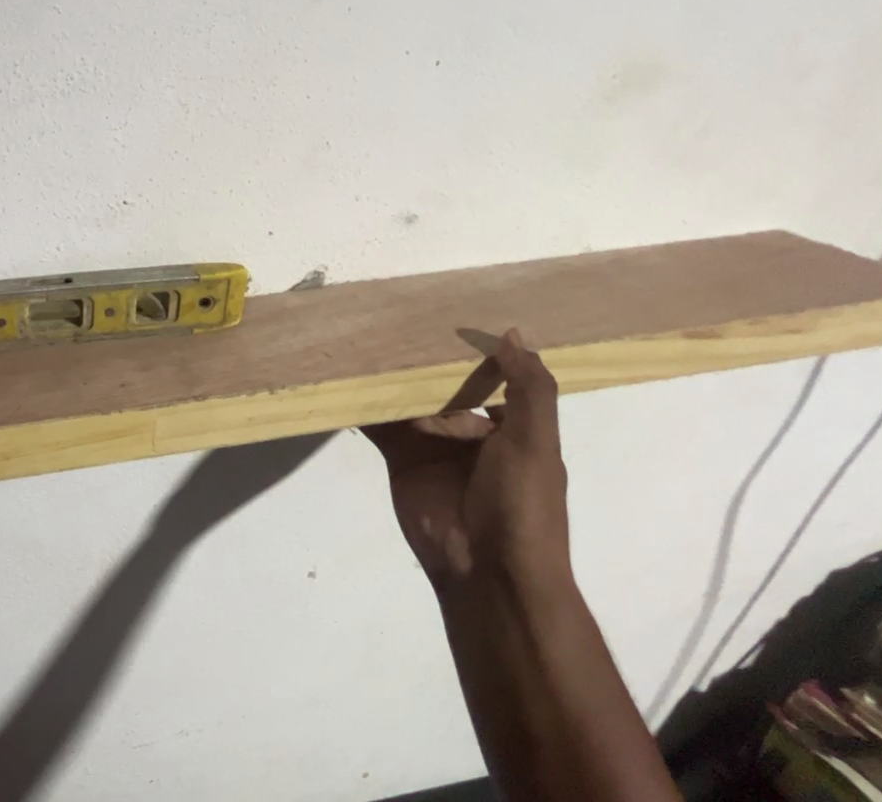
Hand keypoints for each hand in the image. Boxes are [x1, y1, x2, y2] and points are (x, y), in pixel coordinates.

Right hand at [363, 329, 569, 589]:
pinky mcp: (399, 459)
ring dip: (391, 378)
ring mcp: (432, 446)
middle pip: (444, 387)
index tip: (451, 314)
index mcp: (513, 428)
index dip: (476, 350)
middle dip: (425, 360)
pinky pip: (380, 426)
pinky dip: (364, 405)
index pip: (494, 379)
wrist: (487, 568)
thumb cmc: (522, 503)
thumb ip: (527, 388)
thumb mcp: (535, 441)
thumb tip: (513, 332)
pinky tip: (346, 377)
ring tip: (366, 338)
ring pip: (409, 402)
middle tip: (396, 317)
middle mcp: (471, 433)